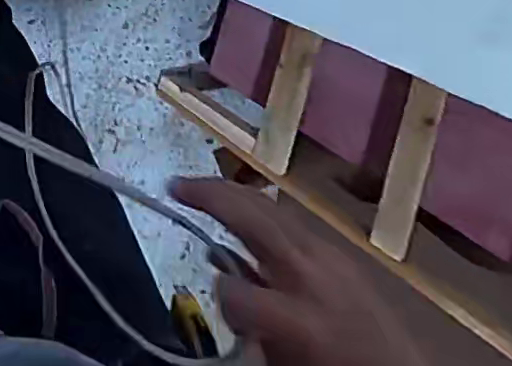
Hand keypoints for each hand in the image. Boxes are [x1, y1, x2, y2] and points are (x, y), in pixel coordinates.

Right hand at [170, 177, 427, 365]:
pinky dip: (255, 207)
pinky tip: (239, 208)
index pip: (235, 292)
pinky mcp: (336, 250)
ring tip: (196, 186)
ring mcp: (327, 254)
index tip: (220, 302)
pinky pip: (286, 218)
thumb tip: (226, 281)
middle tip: (175, 184)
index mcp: (301, 319)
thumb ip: (254, 327)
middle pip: (253, 218)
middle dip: (211, 196)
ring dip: (229, 192)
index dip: (221, 296)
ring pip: (268, 207)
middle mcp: (312, 274)